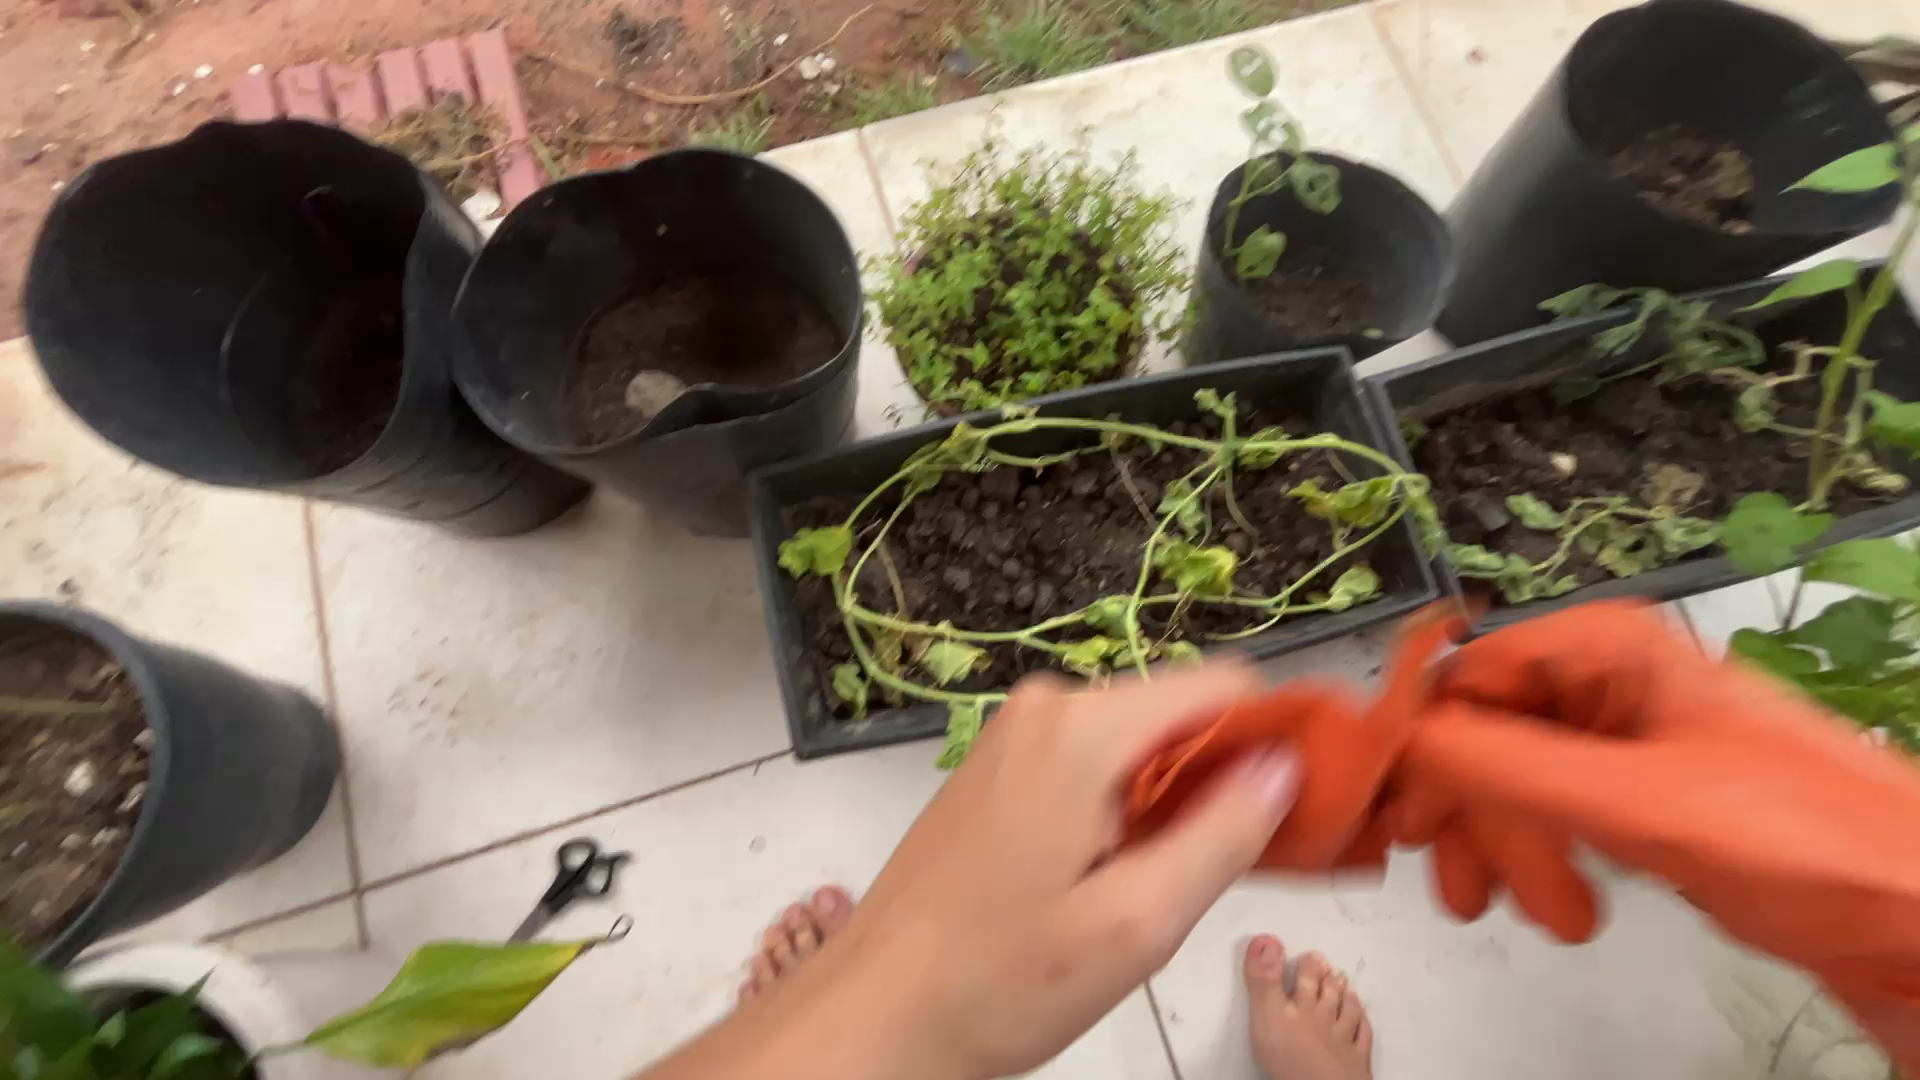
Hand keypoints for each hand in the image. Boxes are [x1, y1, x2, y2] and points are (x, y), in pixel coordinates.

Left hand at [801, 661, 1300, 1079]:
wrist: (878, 1002)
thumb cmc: (1004, 976)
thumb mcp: (1137, 921)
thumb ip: (1224, 834)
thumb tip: (1285, 766)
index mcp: (1081, 726)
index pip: (1216, 686)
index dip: (1275, 731)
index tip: (1313, 792)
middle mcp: (1046, 705)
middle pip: (1173, 711)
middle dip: (1222, 772)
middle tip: (1247, 857)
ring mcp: (1015, 729)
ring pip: (1133, 737)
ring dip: (1174, 792)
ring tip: (1176, 872)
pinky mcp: (999, 759)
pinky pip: (1089, 755)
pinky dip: (1126, 795)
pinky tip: (1122, 861)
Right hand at [1393, 602, 1919, 1064]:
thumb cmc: (1807, 845)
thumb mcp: (1641, 800)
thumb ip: (1504, 762)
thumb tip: (1394, 740)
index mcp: (1597, 646)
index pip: (1459, 677)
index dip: (1421, 743)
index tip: (1403, 817)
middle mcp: (1590, 676)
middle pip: (1475, 732)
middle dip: (1467, 815)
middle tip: (1459, 888)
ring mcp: (1606, 731)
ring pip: (1500, 775)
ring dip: (1499, 846)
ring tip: (1529, 915)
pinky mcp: (1622, 785)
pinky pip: (1539, 806)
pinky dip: (1532, 854)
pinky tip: (1552, 905)